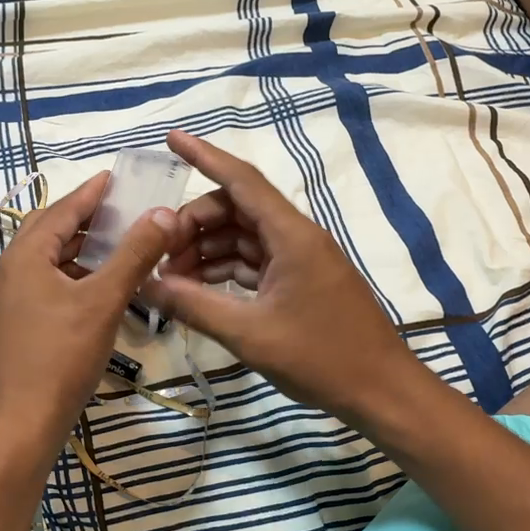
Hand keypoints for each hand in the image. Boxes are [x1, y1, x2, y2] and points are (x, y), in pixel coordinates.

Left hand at [0, 172, 177, 465]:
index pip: (61, 209)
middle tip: (122, 209)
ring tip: (119, 244)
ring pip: (48, 261)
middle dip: (84, 218)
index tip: (116, 176)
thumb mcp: (103, 302)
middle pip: (49, 230)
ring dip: (80, 249)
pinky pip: (47, 285)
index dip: (91, 192)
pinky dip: (74, 276)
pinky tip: (102, 289)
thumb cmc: (59, 358)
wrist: (19, 428)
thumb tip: (164, 213)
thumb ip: (134, 255)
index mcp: (25, 256)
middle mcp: (11, 271)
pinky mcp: (18, 326)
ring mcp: (11, 301)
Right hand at [147, 131, 418, 425]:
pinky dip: (224, 269)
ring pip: (242, 236)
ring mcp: (300, 259)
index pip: (241, 180)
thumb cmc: (320, 358)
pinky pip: (253, 260)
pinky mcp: (300, 281)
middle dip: (193, 223)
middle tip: (158, 251)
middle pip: (235, 208)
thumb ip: (194, 306)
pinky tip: (196, 289)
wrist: (382, 392)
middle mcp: (296, 236)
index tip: (171, 138)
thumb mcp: (249, 334)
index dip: (204, 156)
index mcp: (291, 235)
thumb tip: (147, 285)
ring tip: (170, 277)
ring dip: (205, 250)